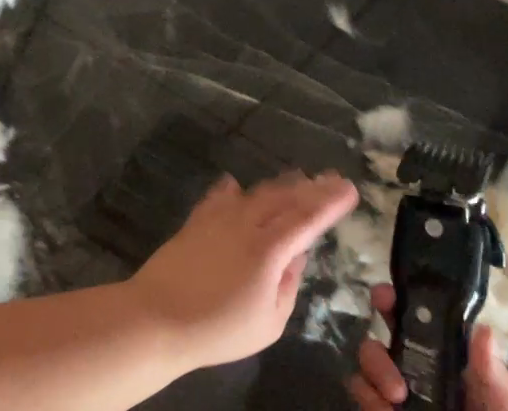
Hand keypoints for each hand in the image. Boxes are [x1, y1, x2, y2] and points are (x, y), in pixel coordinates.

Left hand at [124, 172, 357, 369]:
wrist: (158, 316)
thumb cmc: (219, 329)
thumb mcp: (269, 322)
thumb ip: (288, 285)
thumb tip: (297, 255)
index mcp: (268, 250)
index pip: (306, 219)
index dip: (330, 203)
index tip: (350, 189)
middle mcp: (244, 225)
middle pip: (282, 198)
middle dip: (310, 187)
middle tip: (332, 177)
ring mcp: (217, 219)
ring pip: (254, 193)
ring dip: (279, 185)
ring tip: (298, 178)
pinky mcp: (195, 221)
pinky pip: (219, 197)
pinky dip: (233, 189)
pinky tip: (235, 185)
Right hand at [348, 285, 507, 410]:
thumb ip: (493, 378)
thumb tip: (483, 329)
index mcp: (452, 366)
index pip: (420, 324)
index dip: (399, 303)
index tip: (384, 298)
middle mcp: (419, 377)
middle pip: (381, 341)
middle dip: (377, 347)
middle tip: (390, 363)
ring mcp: (398, 400)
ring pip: (365, 368)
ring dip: (373, 373)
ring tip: (394, 399)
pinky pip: (362, 396)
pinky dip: (368, 400)